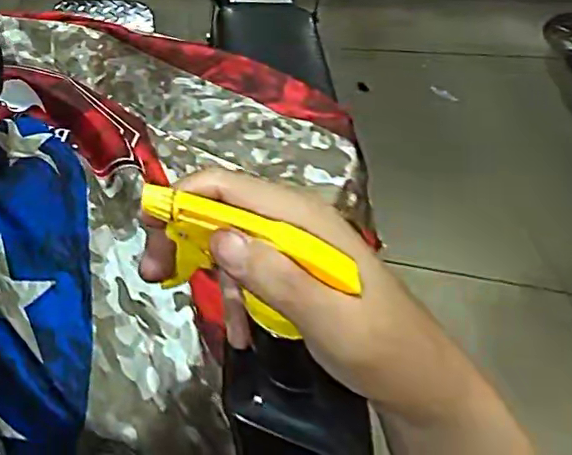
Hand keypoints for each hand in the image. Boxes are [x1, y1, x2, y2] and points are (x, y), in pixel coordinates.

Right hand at [141, 171, 526, 447]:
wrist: (421, 384)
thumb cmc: (382, 347)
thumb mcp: (329, 318)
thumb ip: (275, 275)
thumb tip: (217, 235)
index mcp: (299, 214)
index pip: (225, 185)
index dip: (182, 196)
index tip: (150, 226)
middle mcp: (289, 217)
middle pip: (218, 207)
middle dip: (184, 235)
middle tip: (154, 270)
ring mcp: (288, 240)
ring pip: (226, 239)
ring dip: (211, 275)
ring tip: (222, 322)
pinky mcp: (287, 265)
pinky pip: (243, 266)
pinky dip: (234, 294)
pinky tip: (242, 329)